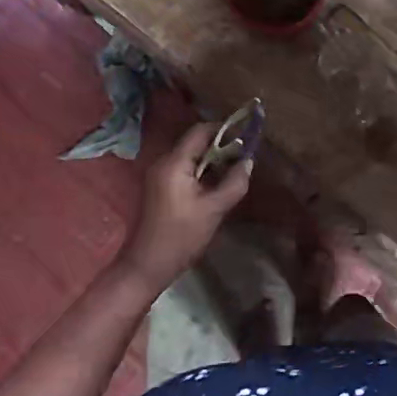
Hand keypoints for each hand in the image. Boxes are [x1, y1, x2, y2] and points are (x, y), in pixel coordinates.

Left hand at [116, 121, 252, 286]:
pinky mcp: (160, 186)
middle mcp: (163, 162)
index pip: (200, 131)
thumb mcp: (213, 210)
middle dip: (220, 146)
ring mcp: (159, 174)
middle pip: (195, 142)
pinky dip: (201, 171)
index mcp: (174, 163)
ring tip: (235, 169)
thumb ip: (234, 183)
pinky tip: (217, 183)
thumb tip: (248, 161)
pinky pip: (184, 169)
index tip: (245, 136)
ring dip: (212, 160)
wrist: (148, 265)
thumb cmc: (181, 236)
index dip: (223, 130)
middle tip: (244, 156)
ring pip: (190, 156)